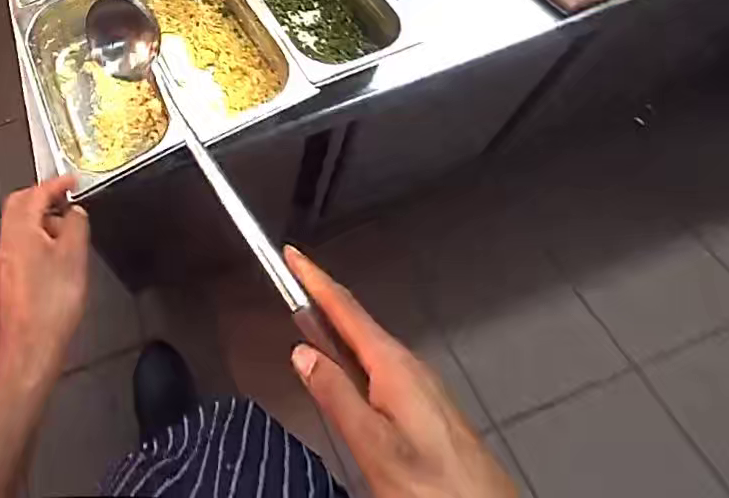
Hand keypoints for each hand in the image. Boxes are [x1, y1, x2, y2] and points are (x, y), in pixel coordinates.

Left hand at [0, 174, 89, 391]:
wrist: (30, 350)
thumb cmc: (50, 306)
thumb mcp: (74, 255)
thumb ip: (75, 224)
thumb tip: (75, 212)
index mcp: (21, 231)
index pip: (36, 193)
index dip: (56, 183)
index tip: (72, 180)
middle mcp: (8, 243)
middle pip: (20, 205)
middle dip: (44, 196)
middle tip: (67, 198)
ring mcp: (7, 262)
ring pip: (21, 225)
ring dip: (43, 218)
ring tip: (69, 227)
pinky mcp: (11, 279)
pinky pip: (23, 244)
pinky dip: (40, 237)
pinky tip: (59, 254)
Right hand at [285, 246, 518, 497]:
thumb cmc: (436, 485)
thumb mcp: (374, 446)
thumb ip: (336, 396)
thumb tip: (303, 354)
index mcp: (393, 364)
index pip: (344, 307)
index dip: (314, 277)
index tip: (293, 254)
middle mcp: (409, 365)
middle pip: (357, 320)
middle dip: (323, 297)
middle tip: (294, 281)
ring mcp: (422, 385)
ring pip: (369, 343)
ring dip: (338, 324)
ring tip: (312, 318)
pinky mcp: (428, 407)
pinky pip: (381, 363)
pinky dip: (355, 351)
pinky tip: (349, 367)